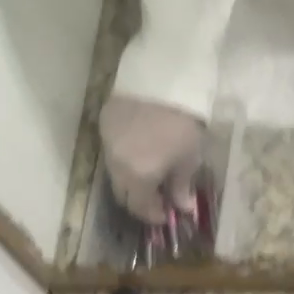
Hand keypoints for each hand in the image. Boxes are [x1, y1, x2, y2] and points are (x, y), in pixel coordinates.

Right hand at [99, 96, 204, 224]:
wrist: (163, 78)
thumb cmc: (182, 124)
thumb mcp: (188, 159)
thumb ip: (182, 187)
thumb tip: (184, 208)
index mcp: (137, 177)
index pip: (138, 207)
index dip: (152, 215)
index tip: (166, 214)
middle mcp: (116, 164)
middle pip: (122, 193)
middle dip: (139, 201)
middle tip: (157, 199)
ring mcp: (107, 142)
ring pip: (114, 173)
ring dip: (130, 180)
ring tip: (149, 175)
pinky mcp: (104, 121)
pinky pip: (112, 150)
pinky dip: (124, 158)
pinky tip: (139, 152)